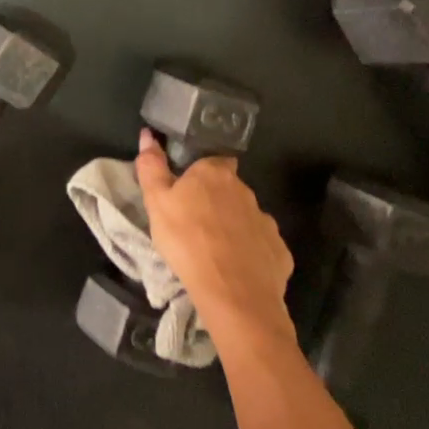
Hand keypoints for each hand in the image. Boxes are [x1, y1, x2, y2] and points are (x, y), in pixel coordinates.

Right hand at [135, 129, 295, 346]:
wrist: (233, 293)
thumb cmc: (186, 239)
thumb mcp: (155, 201)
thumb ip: (151, 167)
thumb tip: (148, 135)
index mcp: (214, 174)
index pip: (214, 159)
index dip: (202, 169)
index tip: (189, 183)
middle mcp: (246, 192)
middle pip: (230, 188)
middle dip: (216, 198)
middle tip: (193, 217)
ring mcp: (267, 223)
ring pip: (246, 216)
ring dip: (233, 224)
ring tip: (213, 245)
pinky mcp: (280, 252)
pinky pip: (261, 244)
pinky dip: (249, 249)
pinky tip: (234, 264)